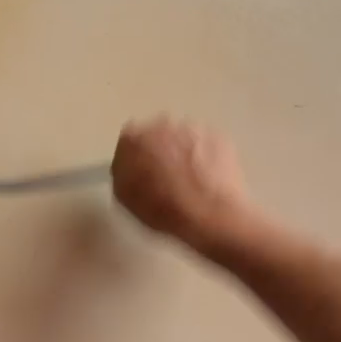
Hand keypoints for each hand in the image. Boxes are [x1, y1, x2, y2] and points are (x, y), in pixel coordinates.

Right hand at [112, 116, 253, 249]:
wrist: (214, 217)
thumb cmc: (164, 210)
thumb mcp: (125, 198)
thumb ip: (121, 173)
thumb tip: (126, 166)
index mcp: (133, 138)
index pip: (128, 141)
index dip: (135, 158)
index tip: (142, 174)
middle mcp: (160, 124)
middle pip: (156, 134)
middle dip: (160, 150)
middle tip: (166, 176)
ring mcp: (192, 128)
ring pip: (182, 137)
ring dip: (183, 152)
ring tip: (191, 179)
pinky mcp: (219, 136)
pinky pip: (206, 144)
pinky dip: (205, 156)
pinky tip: (209, 178)